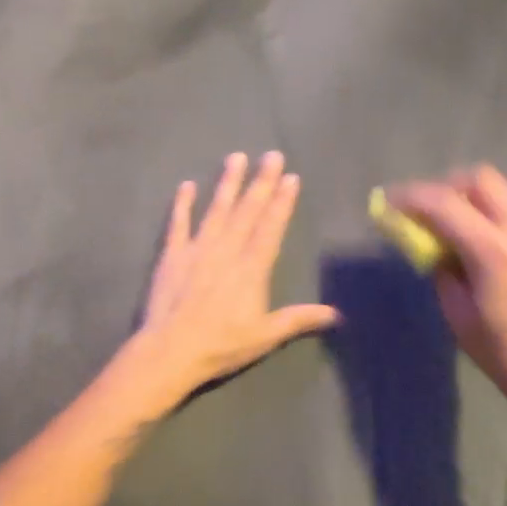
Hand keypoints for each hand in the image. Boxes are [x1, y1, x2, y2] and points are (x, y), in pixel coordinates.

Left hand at [120, 151, 338, 408]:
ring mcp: (197, 249)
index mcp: (252, 268)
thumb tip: (336, 314)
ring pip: (216, 210)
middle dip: (261, 182)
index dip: (282, 202)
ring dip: (227, 183)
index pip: (271, 227)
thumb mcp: (265, 336)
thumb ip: (299, 319)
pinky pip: (178, 224)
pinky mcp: (171, 256)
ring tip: (236, 158)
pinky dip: (182, 204)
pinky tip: (187, 185)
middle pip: (247, 211)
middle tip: (271, 155)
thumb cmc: (221, 345)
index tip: (290, 177)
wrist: (170, 350)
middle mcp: (227, 251)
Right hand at [391, 165, 506, 412]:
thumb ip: (443, 271)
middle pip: (482, 179)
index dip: (410, 197)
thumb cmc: (499, 350)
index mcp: (490, 251)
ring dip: (499, 189)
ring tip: (485, 211)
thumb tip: (436, 247)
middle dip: (450, 188)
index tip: (390, 201)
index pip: (443, 204)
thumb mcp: (456, 313)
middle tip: (435, 210)